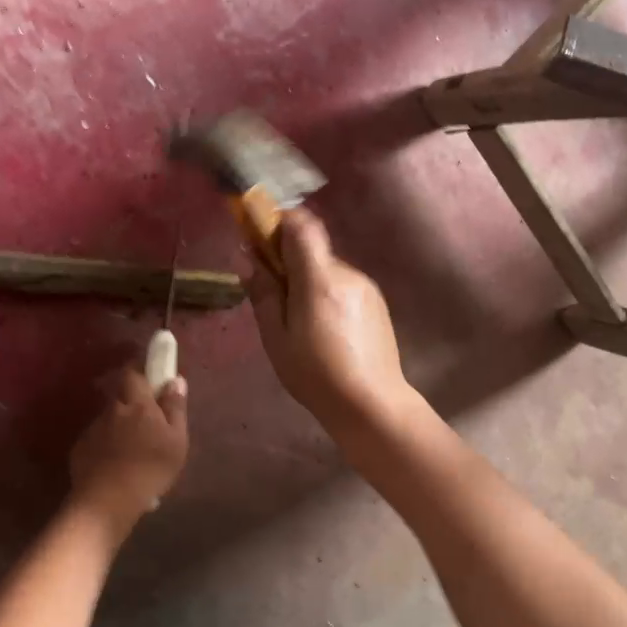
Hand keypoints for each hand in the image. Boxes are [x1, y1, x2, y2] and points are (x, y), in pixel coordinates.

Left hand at [68, 366, 188, 525]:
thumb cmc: (150, 469)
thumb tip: (176, 380)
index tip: (150, 378)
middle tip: (146, 423)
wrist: (108, 501)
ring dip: (119, 427)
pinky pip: (98, 440)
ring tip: (132, 451)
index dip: (140, 371)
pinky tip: (115, 465)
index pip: (133, 373)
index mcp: (137, 404)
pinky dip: (107, 446)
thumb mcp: (176, 440)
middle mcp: (112, 410)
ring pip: (109, 419)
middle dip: (131, 403)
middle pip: (120, 396)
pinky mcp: (81, 449)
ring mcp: (93, 429)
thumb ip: (175, 407)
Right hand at [247, 209, 410, 429]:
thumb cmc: (316, 376)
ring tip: (299, 322)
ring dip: (308, 281)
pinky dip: (326, 294)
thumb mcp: (277, 339)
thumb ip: (264, 294)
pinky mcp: (376, 302)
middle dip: (289, 260)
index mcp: (319, 281)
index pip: (302, 226)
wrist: (373, 405)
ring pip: (327, 269)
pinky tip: (324, 330)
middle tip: (272, 292)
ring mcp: (366, 287)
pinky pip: (342, 285)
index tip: (259, 235)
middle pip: (313, 249)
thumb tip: (250, 260)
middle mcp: (347, 274)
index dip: (279, 221)